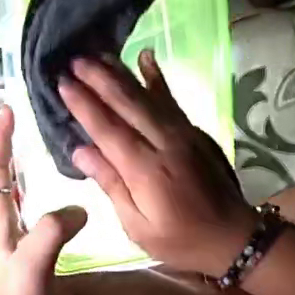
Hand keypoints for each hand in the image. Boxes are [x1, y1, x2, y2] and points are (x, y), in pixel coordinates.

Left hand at [0, 105, 85, 294]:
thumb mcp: (32, 266)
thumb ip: (52, 233)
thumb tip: (77, 208)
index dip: (0, 141)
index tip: (5, 108)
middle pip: (2, 185)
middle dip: (10, 154)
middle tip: (26, 129)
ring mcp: (10, 252)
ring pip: (17, 206)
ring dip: (25, 180)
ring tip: (43, 162)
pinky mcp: (24, 269)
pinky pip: (34, 227)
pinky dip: (43, 209)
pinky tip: (58, 214)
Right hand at [58, 50, 255, 275]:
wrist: (232, 237)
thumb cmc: (180, 240)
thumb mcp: (138, 226)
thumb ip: (111, 185)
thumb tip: (80, 151)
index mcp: (146, 170)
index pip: (108, 129)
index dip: (84, 104)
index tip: (61, 83)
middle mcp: (165, 143)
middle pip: (128, 103)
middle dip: (98, 79)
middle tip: (73, 59)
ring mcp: (184, 134)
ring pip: (149, 96)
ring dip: (122, 73)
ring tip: (98, 54)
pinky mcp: (196, 133)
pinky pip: (172, 100)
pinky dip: (158, 79)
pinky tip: (147, 58)